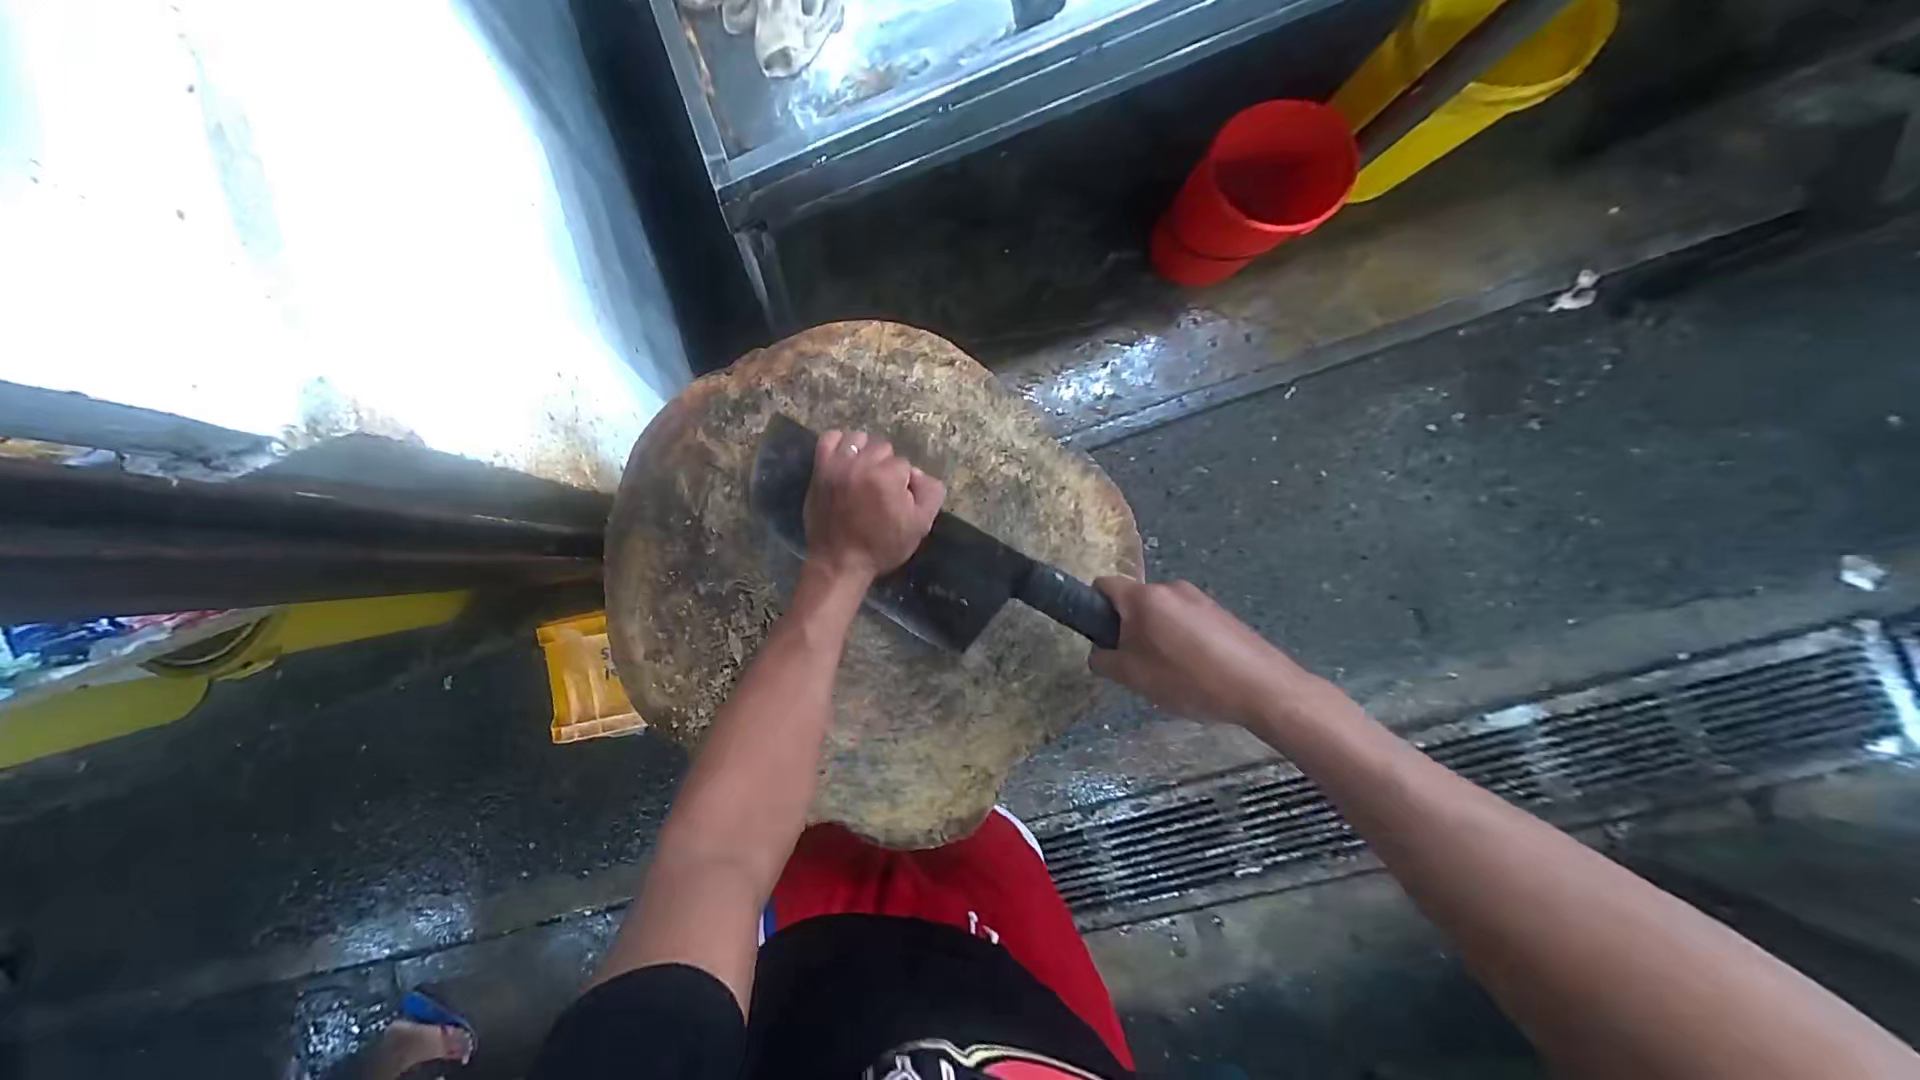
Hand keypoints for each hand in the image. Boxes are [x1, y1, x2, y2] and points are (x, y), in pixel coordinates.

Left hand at [804, 430, 944, 581]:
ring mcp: (837, 465)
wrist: (839, 562)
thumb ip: (930, 493)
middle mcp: (861, 464)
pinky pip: (829, 439)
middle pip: (883, 448)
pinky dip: (840, 444)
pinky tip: (846, 460)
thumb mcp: (919, 525)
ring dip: (865, 453)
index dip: (904, 484)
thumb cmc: (882, 546)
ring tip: (864, 474)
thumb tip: (917, 474)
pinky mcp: (820, 470)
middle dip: (886, 467)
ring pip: (859, 439)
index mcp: (888, 477)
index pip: (904, 465)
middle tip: (881, 491)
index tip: (896, 502)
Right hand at [1089, 577, 1307, 725]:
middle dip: (1128, 628)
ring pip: (1162, 613)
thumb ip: (1104, 660)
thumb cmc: (1188, 679)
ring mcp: (1199, 598)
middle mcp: (1171, 588)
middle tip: (1135, 665)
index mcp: (1144, 597)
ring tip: (1170, 674)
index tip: (1101, 637)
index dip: (1093, 607)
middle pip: (1134, 601)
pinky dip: (1182, 641)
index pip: (1103, 585)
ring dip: (1156, 636)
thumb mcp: (1133, 677)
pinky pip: (1187, 621)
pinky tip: (1196, 672)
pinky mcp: (1221, 613)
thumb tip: (1100, 652)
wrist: (1262, 688)